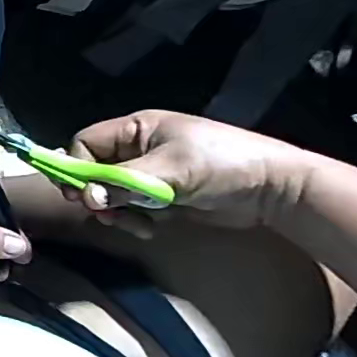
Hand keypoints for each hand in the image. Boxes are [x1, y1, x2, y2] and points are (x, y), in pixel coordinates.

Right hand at [67, 110, 320, 232]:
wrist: (279, 190)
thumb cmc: (223, 165)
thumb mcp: (171, 171)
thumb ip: (124, 182)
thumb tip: (86, 197)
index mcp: (135, 129)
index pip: (84, 144)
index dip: (77, 167)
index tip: (81, 194)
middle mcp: (136, 148)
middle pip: (92, 169)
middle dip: (96, 194)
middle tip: (105, 213)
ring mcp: (148, 172)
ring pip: (109, 192)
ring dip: (115, 211)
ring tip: (134, 224)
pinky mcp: (161, 195)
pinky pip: (130, 207)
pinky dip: (133, 219)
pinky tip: (151, 227)